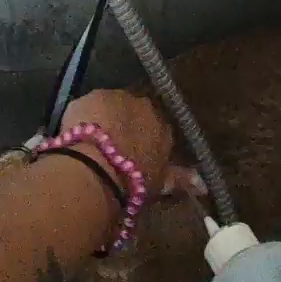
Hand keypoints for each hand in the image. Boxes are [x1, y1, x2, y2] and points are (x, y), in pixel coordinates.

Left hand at [57, 89, 174, 190]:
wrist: (97, 169)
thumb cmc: (134, 181)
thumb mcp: (161, 183)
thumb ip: (182, 179)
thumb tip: (203, 185)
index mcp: (163, 125)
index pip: (157, 127)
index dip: (145, 139)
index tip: (135, 153)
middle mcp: (143, 104)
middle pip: (134, 111)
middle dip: (126, 124)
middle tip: (113, 147)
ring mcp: (115, 97)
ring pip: (110, 105)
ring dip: (104, 119)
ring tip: (92, 142)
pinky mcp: (90, 96)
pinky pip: (88, 107)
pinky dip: (83, 118)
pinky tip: (77, 135)